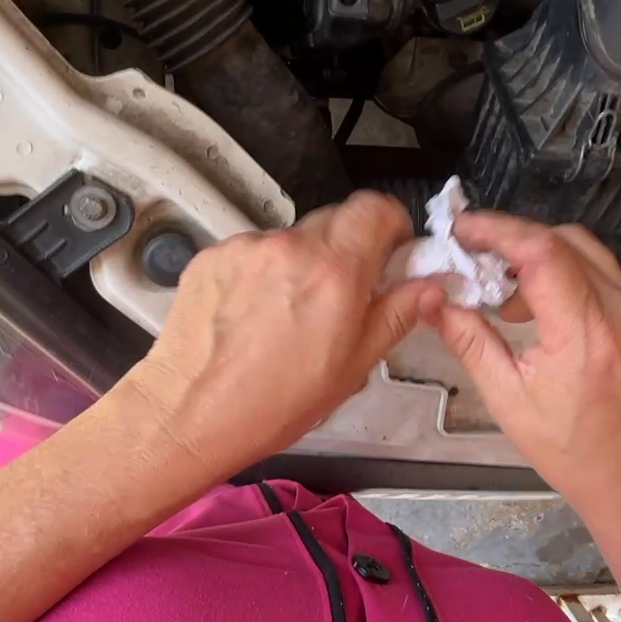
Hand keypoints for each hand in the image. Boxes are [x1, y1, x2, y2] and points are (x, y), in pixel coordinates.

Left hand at [117, 192, 441, 476]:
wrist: (191, 413)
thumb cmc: (273, 403)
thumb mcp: (352, 367)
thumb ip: (395, 315)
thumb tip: (429, 286)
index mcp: (335, 272)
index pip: (375, 208)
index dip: (389, 224)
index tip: (388, 248)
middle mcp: (290, 247)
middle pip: (334, 220)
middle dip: (345, 250)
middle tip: (340, 293)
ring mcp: (246, 248)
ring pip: (290, 239)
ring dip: (299, 264)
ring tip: (285, 315)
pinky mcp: (212, 256)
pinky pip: (252, 252)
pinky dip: (260, 273)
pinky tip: (251, 315)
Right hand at [428, 213, 620, 511]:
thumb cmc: (572, 449)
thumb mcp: (506, 399)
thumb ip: (469, 340)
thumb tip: (432, 300)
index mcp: (585, 335)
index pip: (543, 253)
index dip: (497, 231)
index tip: (461, 230)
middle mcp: (619, 311)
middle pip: (560, 240)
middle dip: (509, 238)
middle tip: (469, 254)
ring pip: (579, 248)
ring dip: (533, 252)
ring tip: (496, 282)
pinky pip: (594, 268)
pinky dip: (557, 268)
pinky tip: (529, 299)